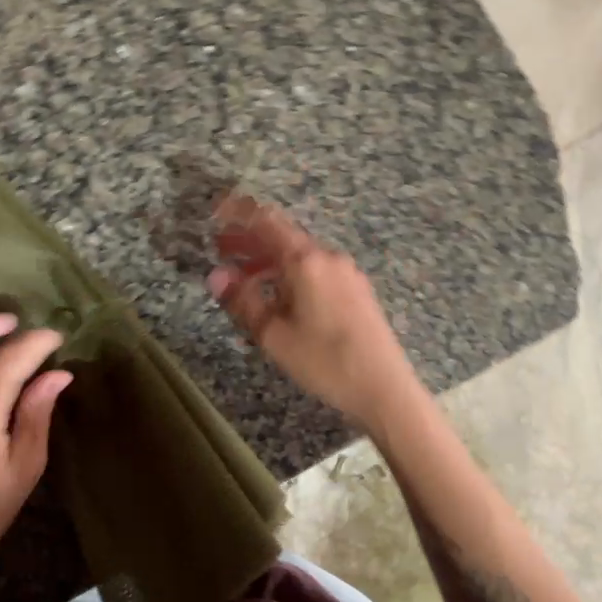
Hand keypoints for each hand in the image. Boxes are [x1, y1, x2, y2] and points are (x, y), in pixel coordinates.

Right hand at [208, 195, 420, 429]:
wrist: (386, 389)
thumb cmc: (325, 362)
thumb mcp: (274, 335)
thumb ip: (242, 301)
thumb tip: (215, 275)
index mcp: (306, 261)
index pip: (266, 221)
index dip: (239, 212)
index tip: (217, 211)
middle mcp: (327, 257)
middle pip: (283, 236)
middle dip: (249, 238)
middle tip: (220, 246)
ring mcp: (346, 273)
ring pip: (299, 254)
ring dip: (268, 259)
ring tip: (243, 276)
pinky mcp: (356, 290)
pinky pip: (315, 269)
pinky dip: (289, 272)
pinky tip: (278, 295)